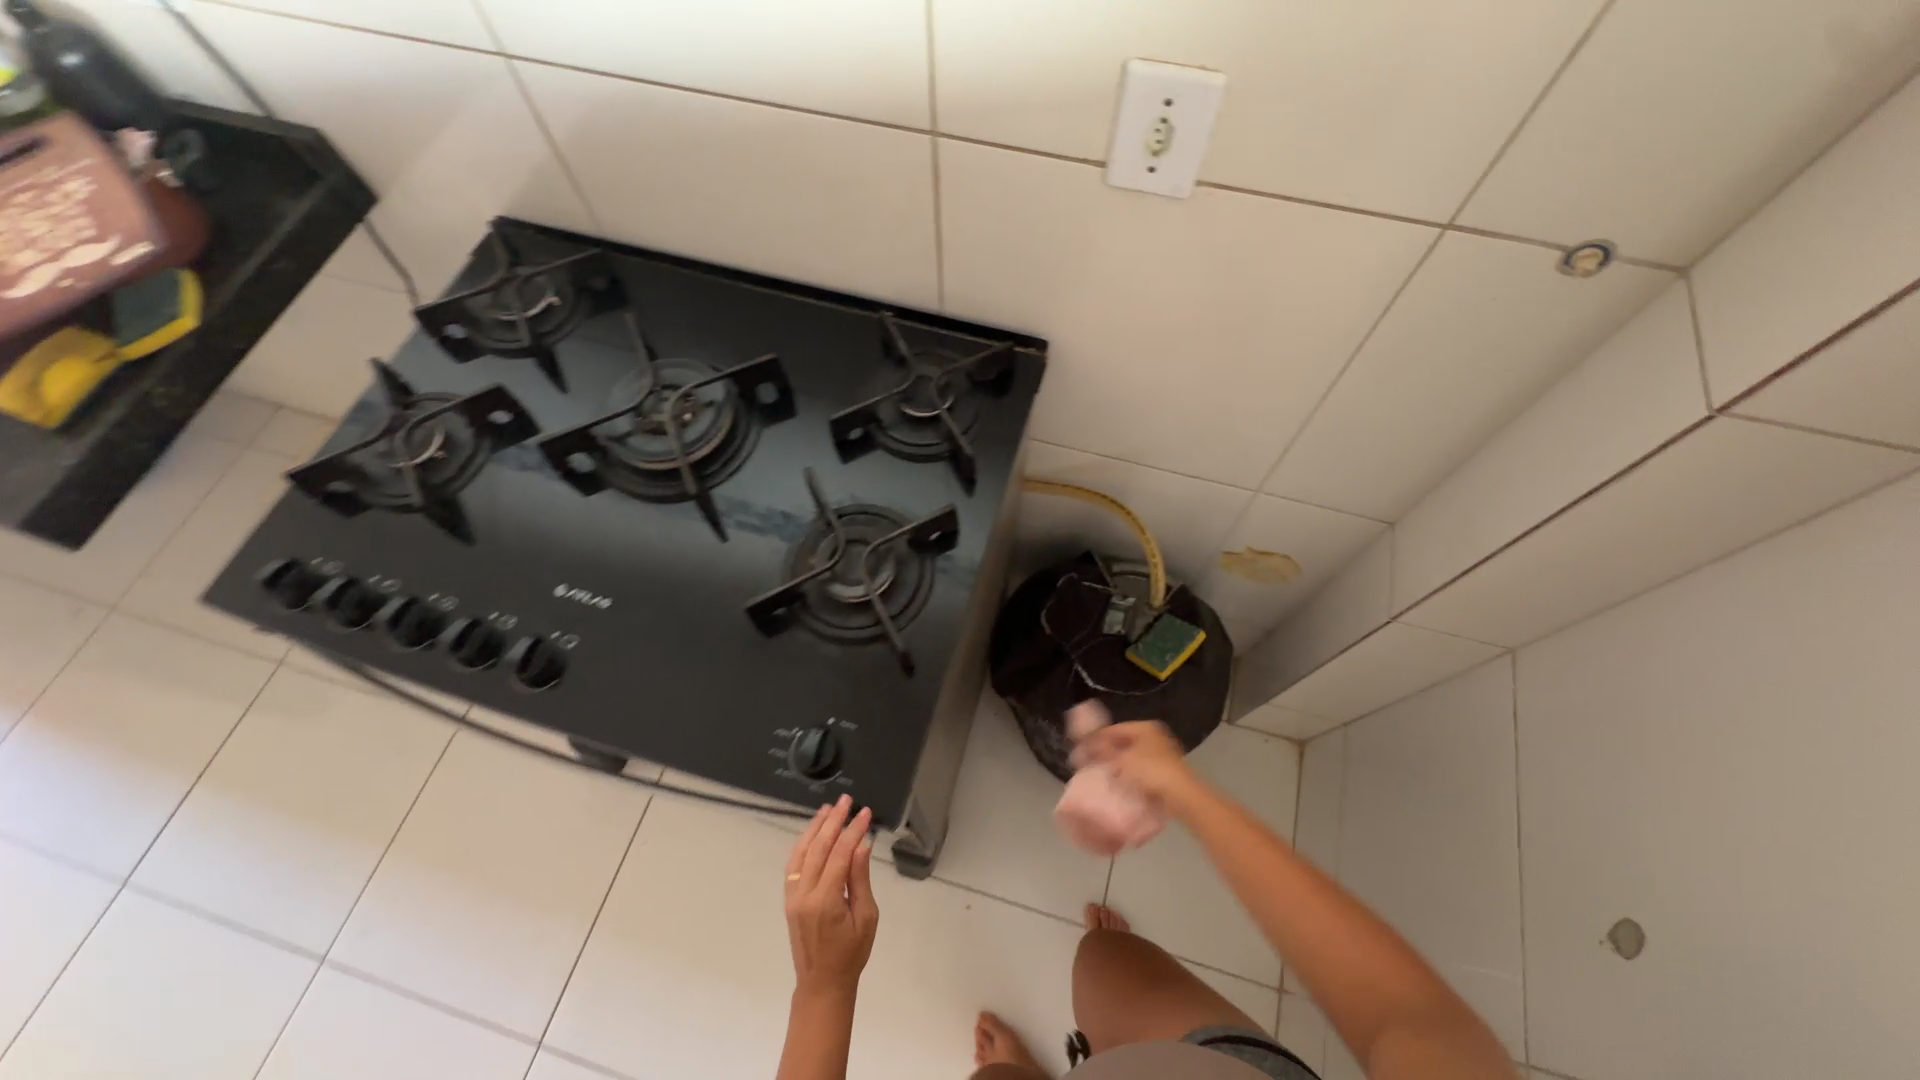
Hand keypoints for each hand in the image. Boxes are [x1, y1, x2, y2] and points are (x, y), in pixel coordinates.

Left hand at [784, 795, 878, 1001]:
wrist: (822, 983)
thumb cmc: (851, 953)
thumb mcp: (866, 918)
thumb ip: (860, 879)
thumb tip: (861, 845)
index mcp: (826, 901)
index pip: (840, 855)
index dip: (853, 831)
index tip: (866, 813)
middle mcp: (805, 894)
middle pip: (818, 848)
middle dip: (834, 821)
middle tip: (847, 801)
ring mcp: (793, 896)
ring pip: (802, 852)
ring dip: (815, 828)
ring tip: (829, 809)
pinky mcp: (789, 899)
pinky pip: (794, 865)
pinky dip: (803, 844)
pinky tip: (813, 833)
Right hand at [1073, 720, 1203, 811]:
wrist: (1181, 796)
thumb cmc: (1150, 771)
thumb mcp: (1121, 760)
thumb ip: (1102, 752)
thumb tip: (1084, 747)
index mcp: (1145, 727)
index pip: (1114, 729)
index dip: (1097, 738)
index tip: (1081, 749)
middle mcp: (1155, 736)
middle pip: (1124, 742)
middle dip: (1107, 753)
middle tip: (1090, 763)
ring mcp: (1162, 754)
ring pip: (1132, 757)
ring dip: (1118, 766)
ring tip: (1102, 776)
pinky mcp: (1166, 771)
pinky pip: (1141, 770)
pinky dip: (1130, 775)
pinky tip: (1119, 785)